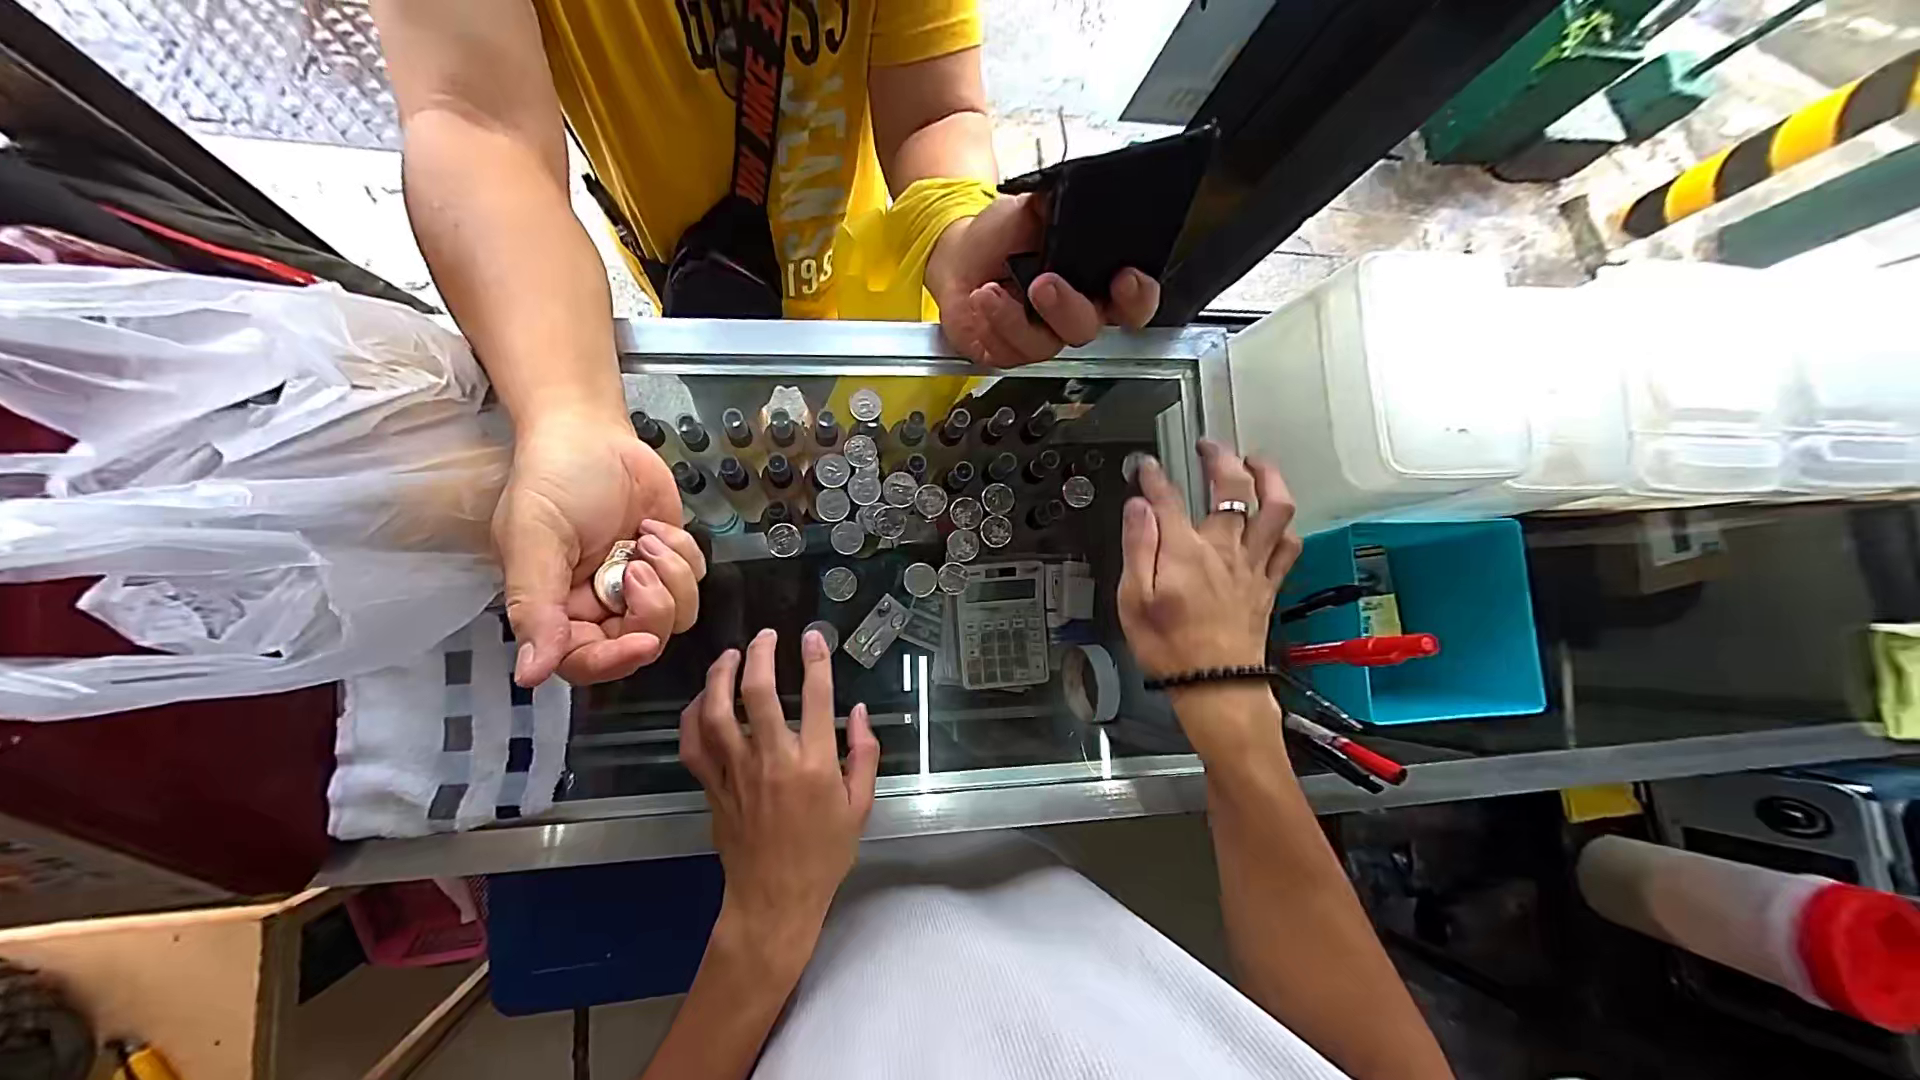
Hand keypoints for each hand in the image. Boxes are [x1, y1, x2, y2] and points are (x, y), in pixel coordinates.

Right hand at [496, 417, 707, 685]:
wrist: (590, 433)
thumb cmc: (553, 480)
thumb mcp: (534, 540)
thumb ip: (536, 607)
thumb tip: (529, 675)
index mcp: (559, 608)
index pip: (587, 661)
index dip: (616, 660)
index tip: (643, 641)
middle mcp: (600, 605)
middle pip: (643, 641)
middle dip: (653, 608)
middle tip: (638, 563)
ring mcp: (640, 584)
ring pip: (679, 615)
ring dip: (672, 576)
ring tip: (646, 536)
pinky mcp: (671, 561)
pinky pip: (696, 580)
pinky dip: (683, 553)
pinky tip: (655, 526)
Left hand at [680, 628, 879, 952]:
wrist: (774, 900)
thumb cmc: (824, 853)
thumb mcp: (860, 806)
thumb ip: (864, 754)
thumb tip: (860, 712)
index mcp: (813, 765)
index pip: (816, 699)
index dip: (815, 662)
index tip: (812, 638)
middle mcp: (771, 761)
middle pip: (758, 695)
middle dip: (761, 656)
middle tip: (766, 636)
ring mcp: (736, 774)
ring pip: (717, 714)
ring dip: (720, 677)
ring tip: (730, 655)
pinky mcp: (712, 788)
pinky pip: (694, 746)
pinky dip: (692, 718)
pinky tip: (702, 700)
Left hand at [926, 193, 1159, 367]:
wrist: (962, 256)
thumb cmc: (1005, 236)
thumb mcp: (1033, 208)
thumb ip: (1058, 206)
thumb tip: (1073, 193)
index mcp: (1096, 282)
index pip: (1134, 302)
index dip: (1138, 298)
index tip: (1126, 279)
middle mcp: (1074, 316)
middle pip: (1086, 328)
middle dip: (1066, 308)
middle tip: (1044, 284)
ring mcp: (1043, 338)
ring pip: (1043, 346)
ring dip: (1015, 319)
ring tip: (990, 291)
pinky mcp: (1011, 353)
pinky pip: (1008, 353)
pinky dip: (991, 326)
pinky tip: (980, 301)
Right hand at [1118, 440, 1301, 678]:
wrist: (1215, 687)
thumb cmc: (1169, 647)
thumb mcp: (1134, 599)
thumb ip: (1138, 546)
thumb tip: (1139, 507)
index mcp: (1185, 552)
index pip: (1168, 498)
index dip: (1154, 476)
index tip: (1145, 466)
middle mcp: (1224, 550)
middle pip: (1233, 488)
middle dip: (1221, 458)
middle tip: (1210, 447)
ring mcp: (1252, 565)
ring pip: (1275, 508)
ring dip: (1270, 478)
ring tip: (1257, 463)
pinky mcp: (1268, 584)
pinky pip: (1288, 545)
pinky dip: (1285, 525)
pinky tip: (1276, 519)